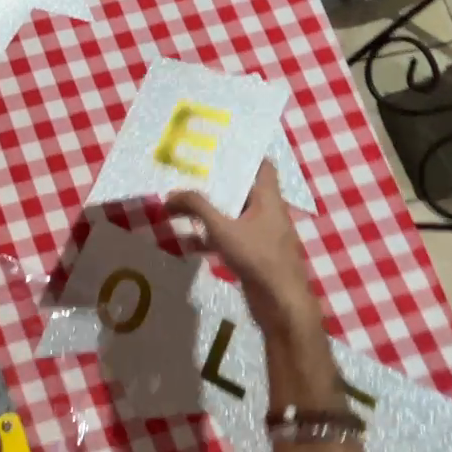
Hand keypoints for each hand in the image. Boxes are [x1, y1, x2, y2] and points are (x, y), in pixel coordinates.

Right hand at [166, 162, 318, 339]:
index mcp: (268, 199)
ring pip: (230, 214)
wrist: (281, 303)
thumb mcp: (222, 228)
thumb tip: (171, 193)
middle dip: (213, 183)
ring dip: (206, 211)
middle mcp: (267, 212)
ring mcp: (260, 234)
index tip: (215, 147)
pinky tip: (186, 239)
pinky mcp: (253, 254)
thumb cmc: (258, 258)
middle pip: (240, 190)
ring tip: (176, 205)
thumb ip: (197, 207)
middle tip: (185, 174)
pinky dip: (208, 235)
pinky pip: (228, 236)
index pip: (261, 166)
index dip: (243, 154)